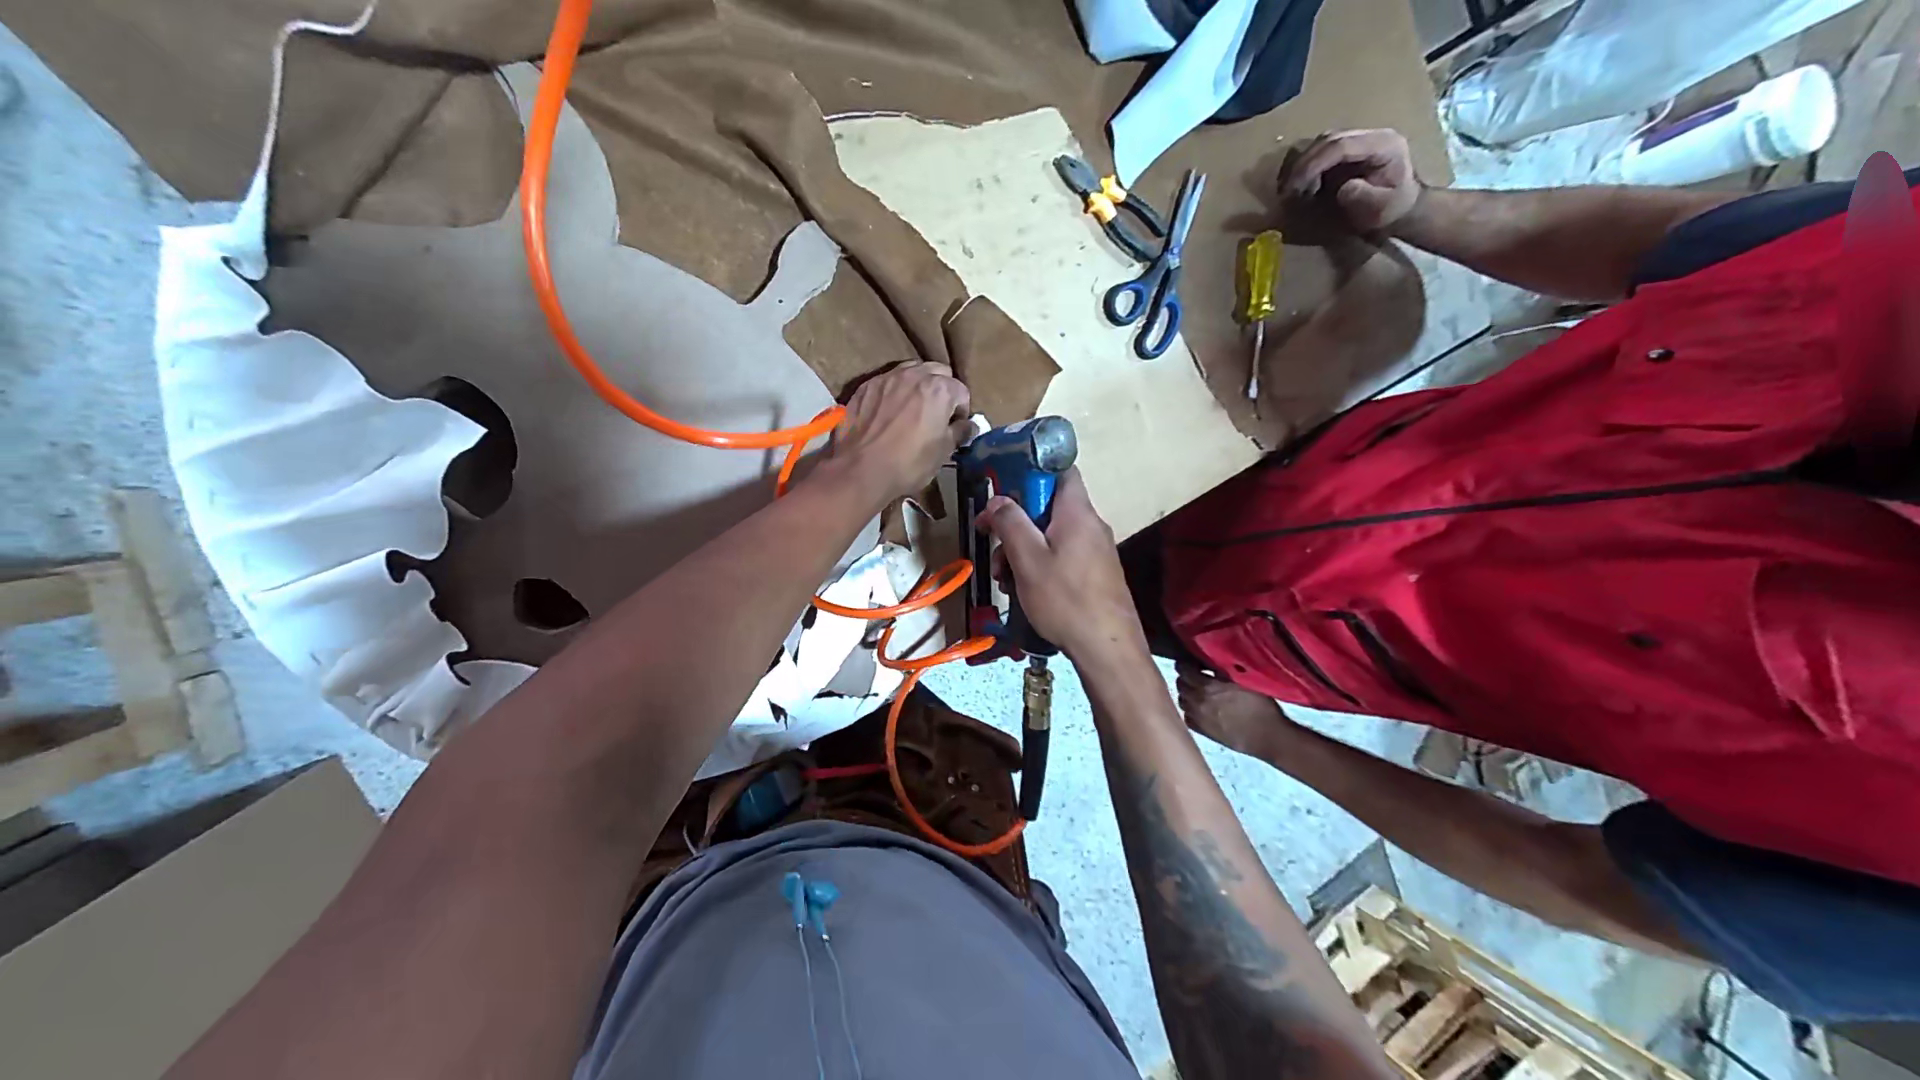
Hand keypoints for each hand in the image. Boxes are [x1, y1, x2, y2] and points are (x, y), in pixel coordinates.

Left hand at [828, 361, 972, 502]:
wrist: (861, 470)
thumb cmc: (909, 462)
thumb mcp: (943, 452)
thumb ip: (959, 432)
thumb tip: (969, 425)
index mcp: (939, 388)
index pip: (961, 391)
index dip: (961, 411)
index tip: (954, 427)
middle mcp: (914, 375)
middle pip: (937, 372)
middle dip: (941, 389)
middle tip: (936, 414)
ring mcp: (887, 378)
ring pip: (910, 371)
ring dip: (917, 385)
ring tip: (912, 408)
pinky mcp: (865, 386)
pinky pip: (887, 382)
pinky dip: (893, 392)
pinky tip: (888, 412)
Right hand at [975, 468, 1148, 666]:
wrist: (1107, 648)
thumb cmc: (1065, 599)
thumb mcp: (1028, 559)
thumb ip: (1010, 522)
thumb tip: (998, 500)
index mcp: (1077, 512)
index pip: (1059, 469)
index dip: (1029, 471)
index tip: (1002, 489)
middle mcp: (1090, 525)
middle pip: (1048, 506)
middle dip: (1016, 523)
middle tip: (993, 543)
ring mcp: (1095, 550)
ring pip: (1050, 535)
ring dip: (1022, 550)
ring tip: (1005, 578)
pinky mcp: (1094, 573)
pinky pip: (1061, 556)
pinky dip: (1039, 566)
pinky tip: (1024, 591)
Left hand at [1177, 662, 1292, 759]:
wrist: (1267, 736)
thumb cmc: (1260, 706)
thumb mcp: (1243, 680)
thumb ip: (1223, 671)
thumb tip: (1210, 662)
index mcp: (1207, 686)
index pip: (1183, 670)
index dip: (1185, 664)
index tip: (1191, 662)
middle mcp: (1197, 701)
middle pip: (1180, 685)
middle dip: (1185, 678)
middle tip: (1195, 676)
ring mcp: (1198, 718)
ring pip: (1181, 701)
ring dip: (1187, 694)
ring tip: (1197, 692)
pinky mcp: (1203, 732)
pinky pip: (1187, 718)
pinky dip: (1190, 711)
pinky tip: (1199, 709)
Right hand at [1280, 129, 1423, 234]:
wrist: (1398, 208)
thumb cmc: (1390, 210)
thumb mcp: (1381, 209)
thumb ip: (1365, 197)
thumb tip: (1344, 188)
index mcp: (1384, 144)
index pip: (1343, 145)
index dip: (1315, 163)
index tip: (1295, 186)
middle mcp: (1371, 135)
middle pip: (1330, 139)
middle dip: (1304, 164)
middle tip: (1288, 191)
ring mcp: (1358, 139)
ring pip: (1322, 142)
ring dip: (1304, 165)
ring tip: (1296, 190)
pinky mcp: (1347, 149)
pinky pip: (1321, 150)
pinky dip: (1307, 166)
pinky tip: (1304, 186)